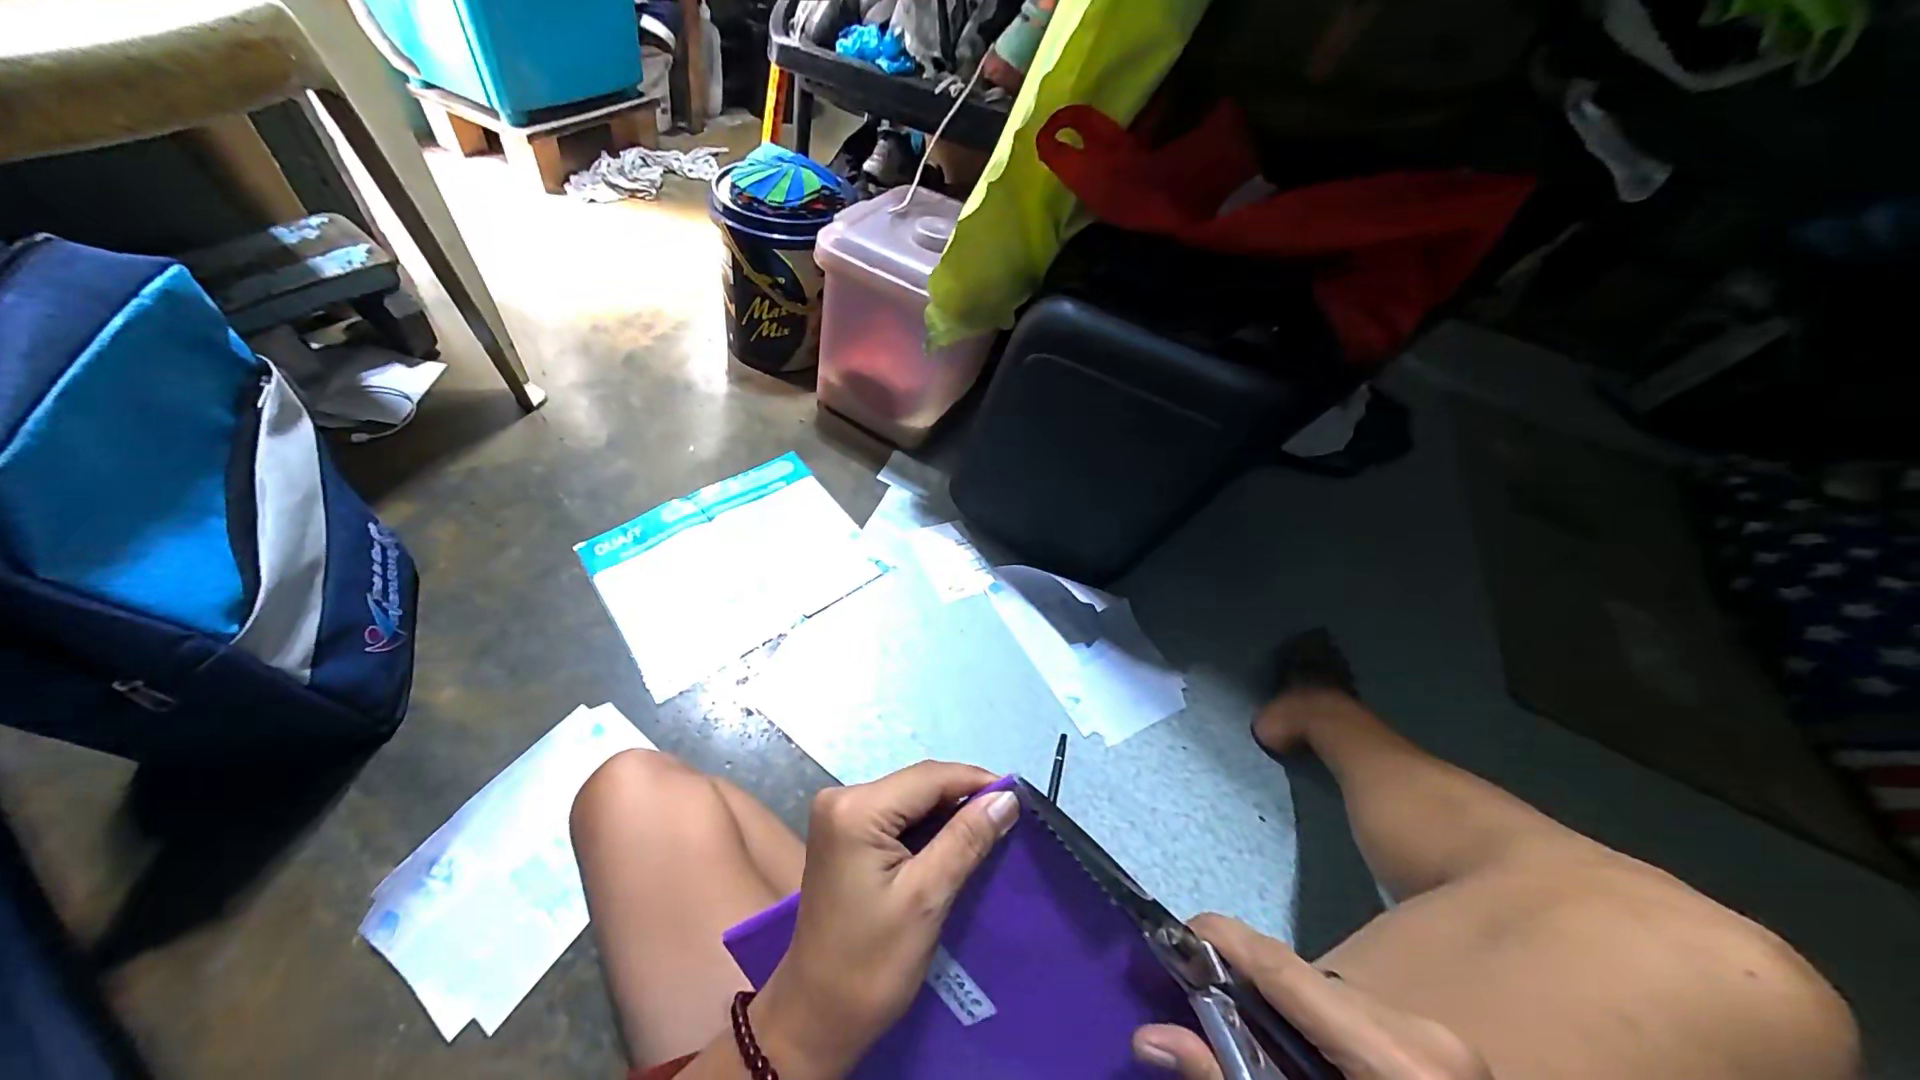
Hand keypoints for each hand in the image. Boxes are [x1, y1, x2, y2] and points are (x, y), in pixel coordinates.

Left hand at [752, 762, 1018, 1078]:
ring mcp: (840, 815)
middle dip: (964, 797)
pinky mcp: (845, 833)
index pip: (929, 776)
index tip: (1020, 798)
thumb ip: (966, 839)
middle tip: (1008, 819)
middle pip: (919, 783)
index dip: (977, 781)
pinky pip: (897, 815)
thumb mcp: (927, 899)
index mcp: (855, 808)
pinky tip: (953, 842)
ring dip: (948, 812)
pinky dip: (928, 826)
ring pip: (911, 798)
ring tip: (989, 830)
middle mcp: (842, 798)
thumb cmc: (871, 964)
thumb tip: (1007, 797)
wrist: (817, 1017)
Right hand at [1132, 915, 1490, 1079]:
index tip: (1174, 932)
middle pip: (1301, 979)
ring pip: (1325, 994)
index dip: (1224, 940)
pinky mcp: (1442, 1049)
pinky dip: (1313, 1026)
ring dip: (1279, 1006)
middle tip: (1200, 1000)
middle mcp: (1423, 1033)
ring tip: (1251, 1038)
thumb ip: (1227, 1078)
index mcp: (1399, 1062)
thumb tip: (1152, 1036)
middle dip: (1244, 981)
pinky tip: (1300, 1057)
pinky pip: (1353, 1014)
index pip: (1285, 971)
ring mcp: (1440, 1038)